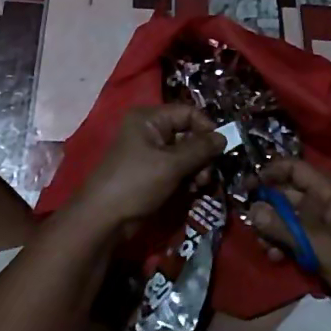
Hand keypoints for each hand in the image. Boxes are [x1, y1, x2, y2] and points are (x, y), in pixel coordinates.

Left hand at [72, 105, 222, 231]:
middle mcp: (150, 130)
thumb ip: (200, 149)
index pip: (187, 112)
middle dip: (202, 154)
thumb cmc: (136, 182)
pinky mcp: (153, 173)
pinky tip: (192, 191)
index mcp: (149, 118)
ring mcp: (151, 152)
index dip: (206, 128)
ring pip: (186, 154)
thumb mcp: (171, 164)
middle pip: (188, 134)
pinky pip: (178, 169)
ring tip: (199, 186)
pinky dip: (187, 178)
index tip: (220, 149)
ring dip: (197, 169)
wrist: (106, 217)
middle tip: (207, 175)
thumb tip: (224, 137)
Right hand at [247, 157, 330, 282]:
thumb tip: (251, 209)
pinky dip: (283, 243)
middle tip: (246, 218)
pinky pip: (296, 236)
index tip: (247, 184)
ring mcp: (327, 227)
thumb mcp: (319, 246)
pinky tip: (272, 256)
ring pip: (290, 217)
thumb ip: (283, 226)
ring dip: (273, 228)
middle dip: (267, 205)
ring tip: (261, 244)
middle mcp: (330, 204)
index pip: (298, 169)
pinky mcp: (324, 247)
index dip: (271, 172)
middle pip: (290, 193)